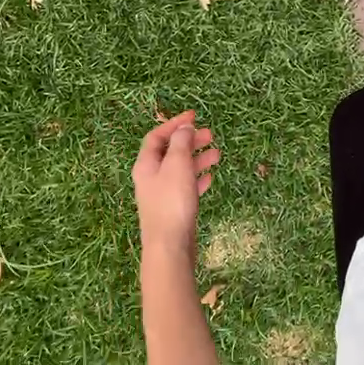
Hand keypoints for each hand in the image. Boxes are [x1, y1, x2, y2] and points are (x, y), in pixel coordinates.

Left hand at [133, 111, 220, 259]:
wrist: (169, 248)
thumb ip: (181, 142)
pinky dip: (197, 179)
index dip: (174, 123)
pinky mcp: (173, 210)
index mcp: (146, 165)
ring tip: (217, 155)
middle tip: (210, 135)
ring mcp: (161, 195)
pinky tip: (209, 178)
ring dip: (197, 158)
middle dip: (190, 140)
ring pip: (180, 169)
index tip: (194, 116)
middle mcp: (151, 178)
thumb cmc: (171, 201)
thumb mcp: (177, 164)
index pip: (157, 136)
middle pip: (170, 151)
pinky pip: (186, 187)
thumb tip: (184, 128)